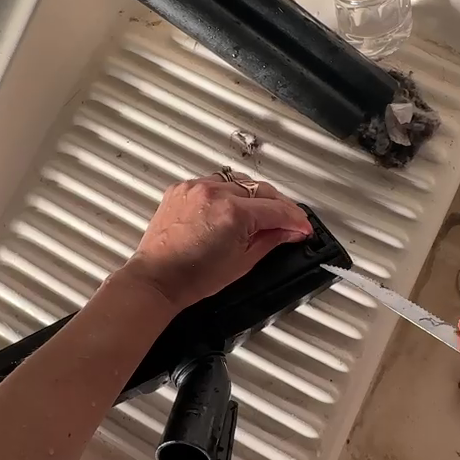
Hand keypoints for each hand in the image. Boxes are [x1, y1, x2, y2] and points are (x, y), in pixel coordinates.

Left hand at [113, 175, 313, 309]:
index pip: (276, 209)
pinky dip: (227, 193)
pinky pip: (215, 182)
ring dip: (254, 196)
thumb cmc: (192, 277)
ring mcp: (196, 188)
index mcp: (233, 213)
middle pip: (261, 190)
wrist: (158, 278)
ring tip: (260, 215)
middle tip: (287, 223)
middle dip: (278, 206)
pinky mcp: (183, 188)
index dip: (295, 219)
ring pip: (239, 181)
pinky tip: (232, 207)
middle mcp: (214, 193)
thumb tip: (290, 230)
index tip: (302, 227)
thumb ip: (271, 240)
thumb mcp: (243, 262)